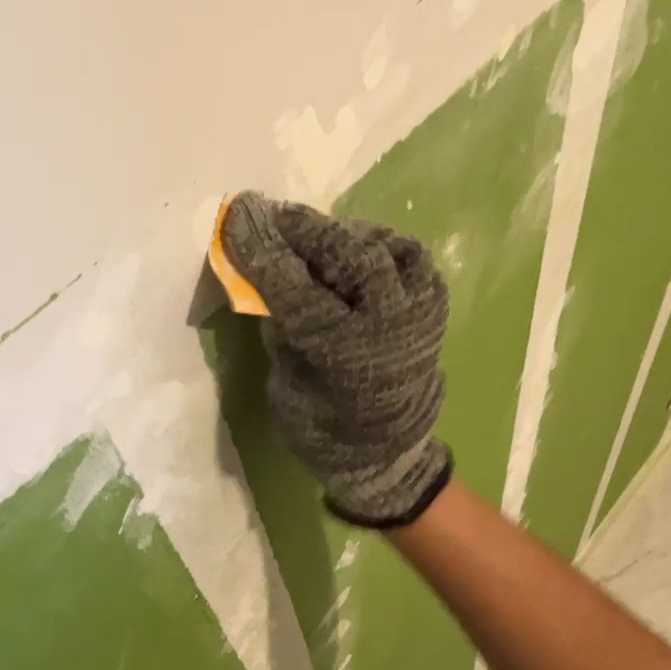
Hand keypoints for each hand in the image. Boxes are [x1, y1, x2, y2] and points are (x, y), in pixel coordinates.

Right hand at [219, 191, 451, 527]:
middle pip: (348, 255)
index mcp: (345, 353)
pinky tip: (351, 247)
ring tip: (309, 233)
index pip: (295, 286)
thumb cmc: (322, 427)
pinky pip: (406, 257)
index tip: (236, 218)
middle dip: (305, 230)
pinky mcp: (434, 304)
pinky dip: (377, 245)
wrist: (386, 452)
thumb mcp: (287, 382)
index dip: (262, 250)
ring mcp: (419, 311)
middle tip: (271, 216)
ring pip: (382, 248)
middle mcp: (389, 325)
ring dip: (341, 235)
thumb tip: (265, 277)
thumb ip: (281, 328)